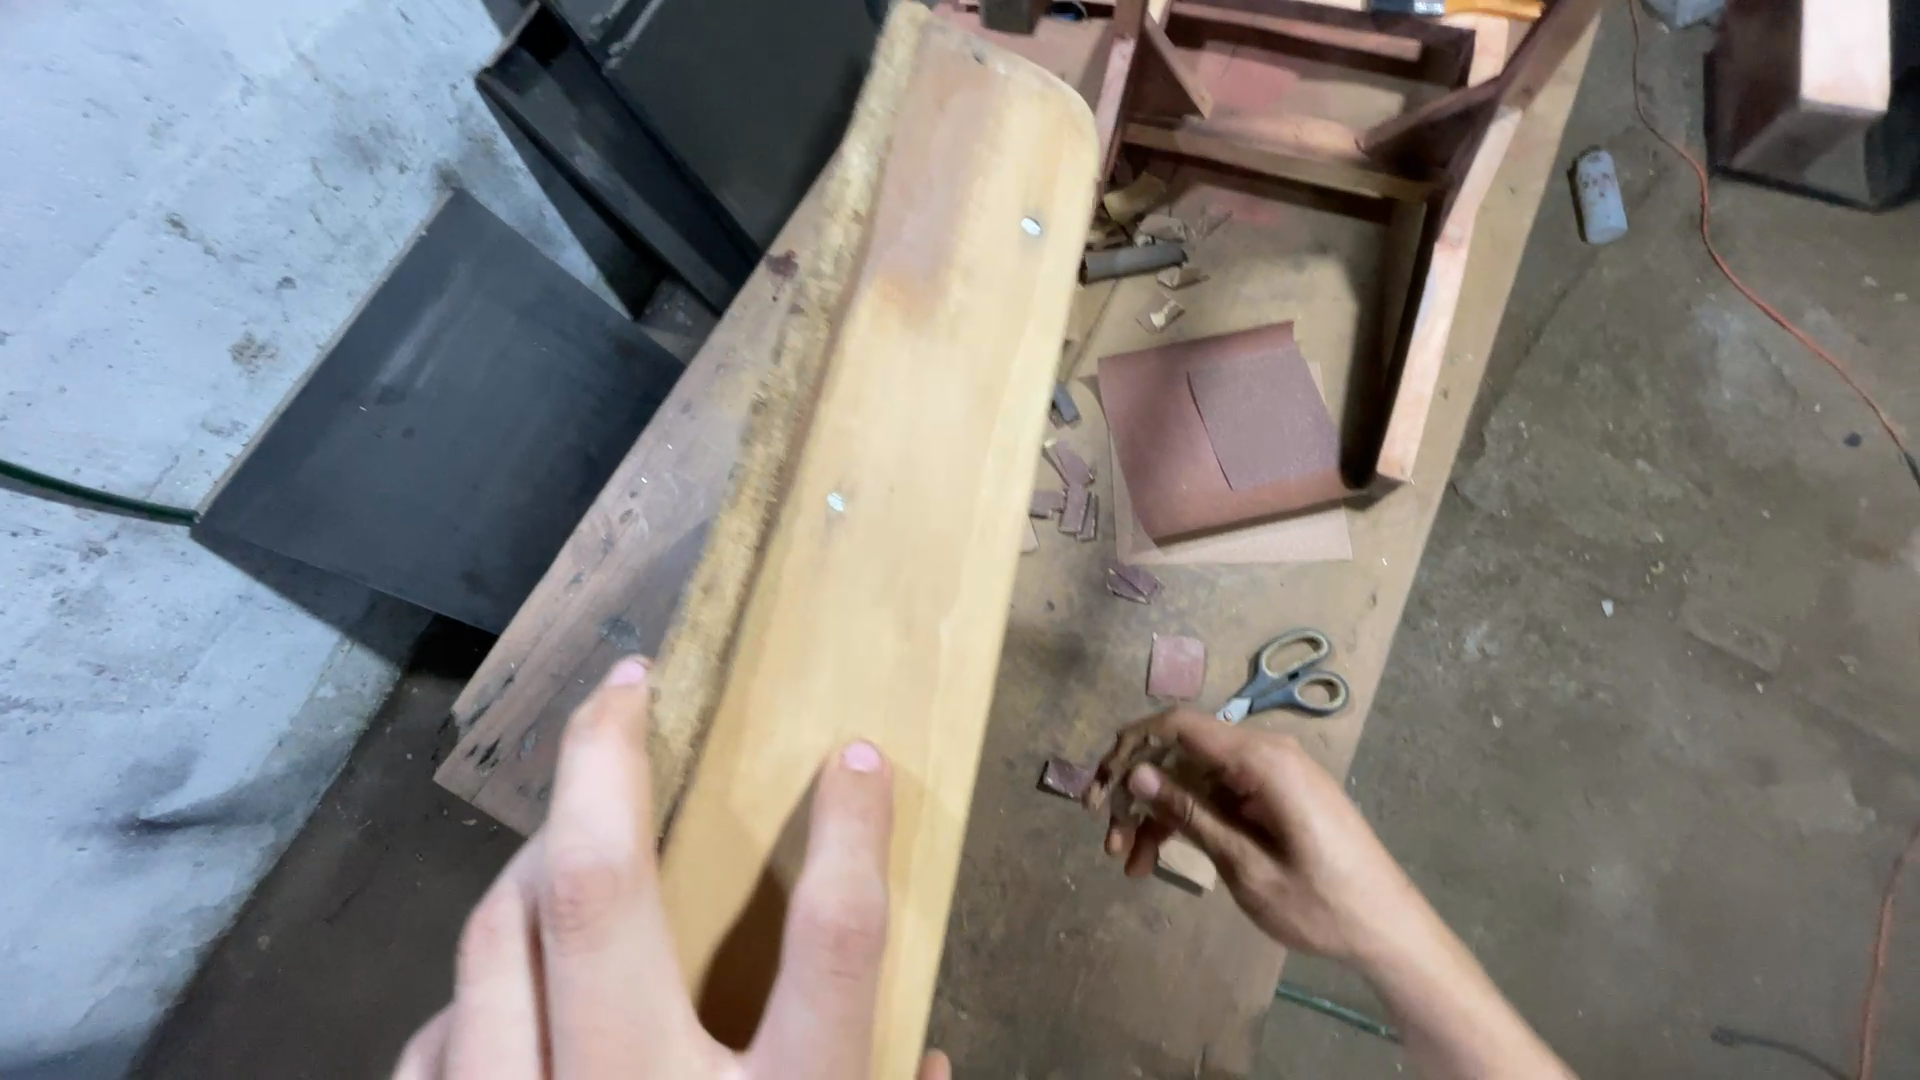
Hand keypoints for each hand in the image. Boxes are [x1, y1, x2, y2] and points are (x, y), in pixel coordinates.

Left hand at [396, 656, 949, 1079]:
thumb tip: (927, 1059)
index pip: (839, 942)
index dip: (855, 834)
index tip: (860, 753)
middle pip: (600, 893)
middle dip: (606, 764)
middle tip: (623, 687)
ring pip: (488, 947)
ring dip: (528, 864)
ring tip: (567, 822)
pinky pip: (440, 1050)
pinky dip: (476, 994)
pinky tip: (507, 988)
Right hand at [1103, 709, 1431, 968]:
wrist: (1392, 932)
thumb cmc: (1323, 904)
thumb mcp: (1247, 866)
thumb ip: (1191, 814)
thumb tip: (1137, 774)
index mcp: (1262, 759)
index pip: (1179, 724)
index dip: (1132, 745)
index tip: (1102, 785)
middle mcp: (1263, 753)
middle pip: (1179, 752)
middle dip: (1137, 791)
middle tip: (1108, 835)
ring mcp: (1267, 773)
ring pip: (1190, 777)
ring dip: (1156, 813)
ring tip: (1128, 860)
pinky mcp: (1269, 794)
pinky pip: (1214, 793)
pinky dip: (1185, 820)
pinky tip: (1158, 856)